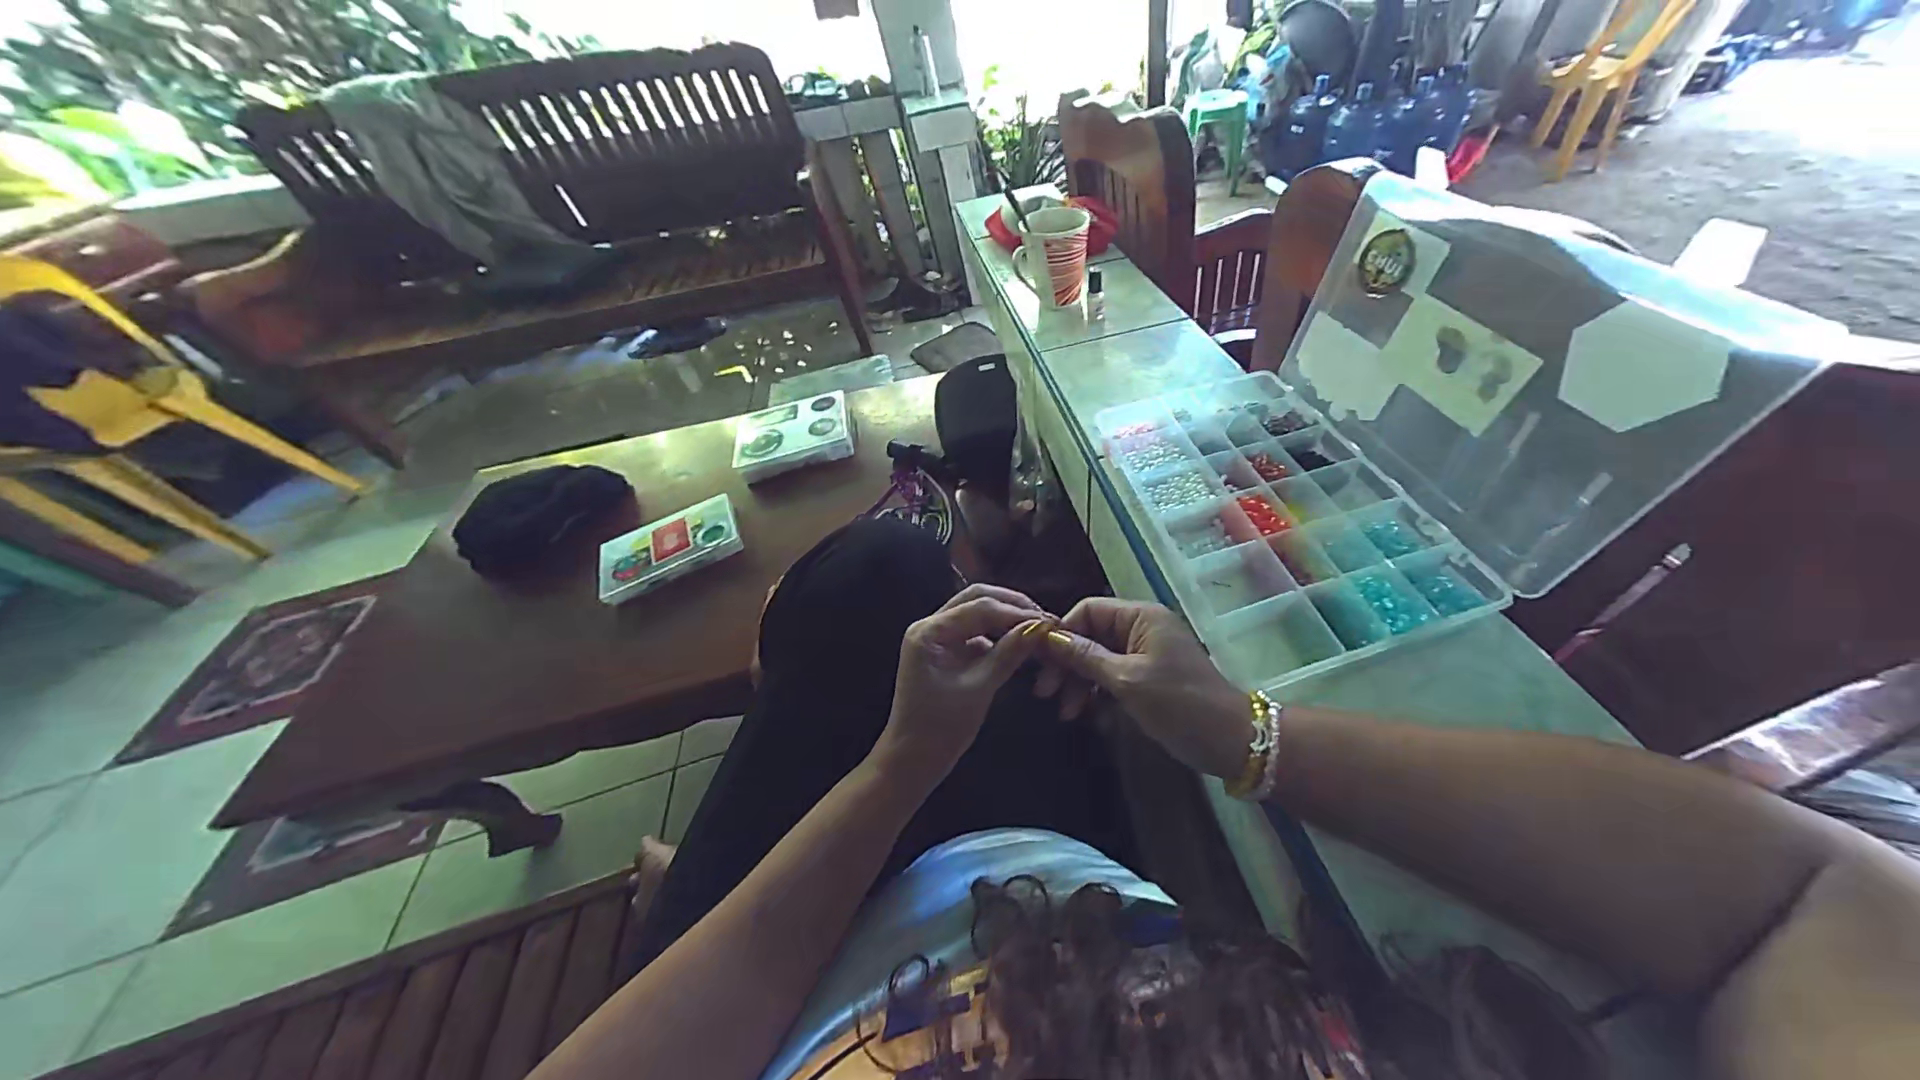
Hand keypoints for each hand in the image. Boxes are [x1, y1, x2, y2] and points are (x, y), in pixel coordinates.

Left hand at [871, 584, 1049, 787]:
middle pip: (976, 599)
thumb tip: (1041, 627)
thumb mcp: (979, 688)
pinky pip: (975, 632)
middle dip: (1012, 606)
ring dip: (1006, 618)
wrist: (912, 761)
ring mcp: (936, 638)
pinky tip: (1020, 643)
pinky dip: (998, 634)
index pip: (980, 607)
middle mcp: (929, 626)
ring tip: (1037, 630)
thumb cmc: (941, 729)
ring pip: (977, 613)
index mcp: (929, 632)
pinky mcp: (945, 652)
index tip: (1049, 622)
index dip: (1017, 613)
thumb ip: (1009, 653)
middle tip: (1045, 619)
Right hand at [1036, 598, 1252, 779]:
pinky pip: (1112, 677)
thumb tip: (1047, 637)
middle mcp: (1142, 629)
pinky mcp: (1148, 679)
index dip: (1062, 632)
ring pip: (1098, 660)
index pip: (1087, 610)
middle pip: (1090, 636)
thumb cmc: (1180, 704)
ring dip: (1078, 683)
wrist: (1232, 742)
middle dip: (1066, 663)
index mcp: (1140, 617)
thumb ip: (1085, 656)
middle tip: (1044, 692)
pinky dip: (1097, 694)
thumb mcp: (1126, 680)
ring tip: (1066, 712)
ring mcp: (1145, 655)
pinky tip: (1087, 715)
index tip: (1040, 662)